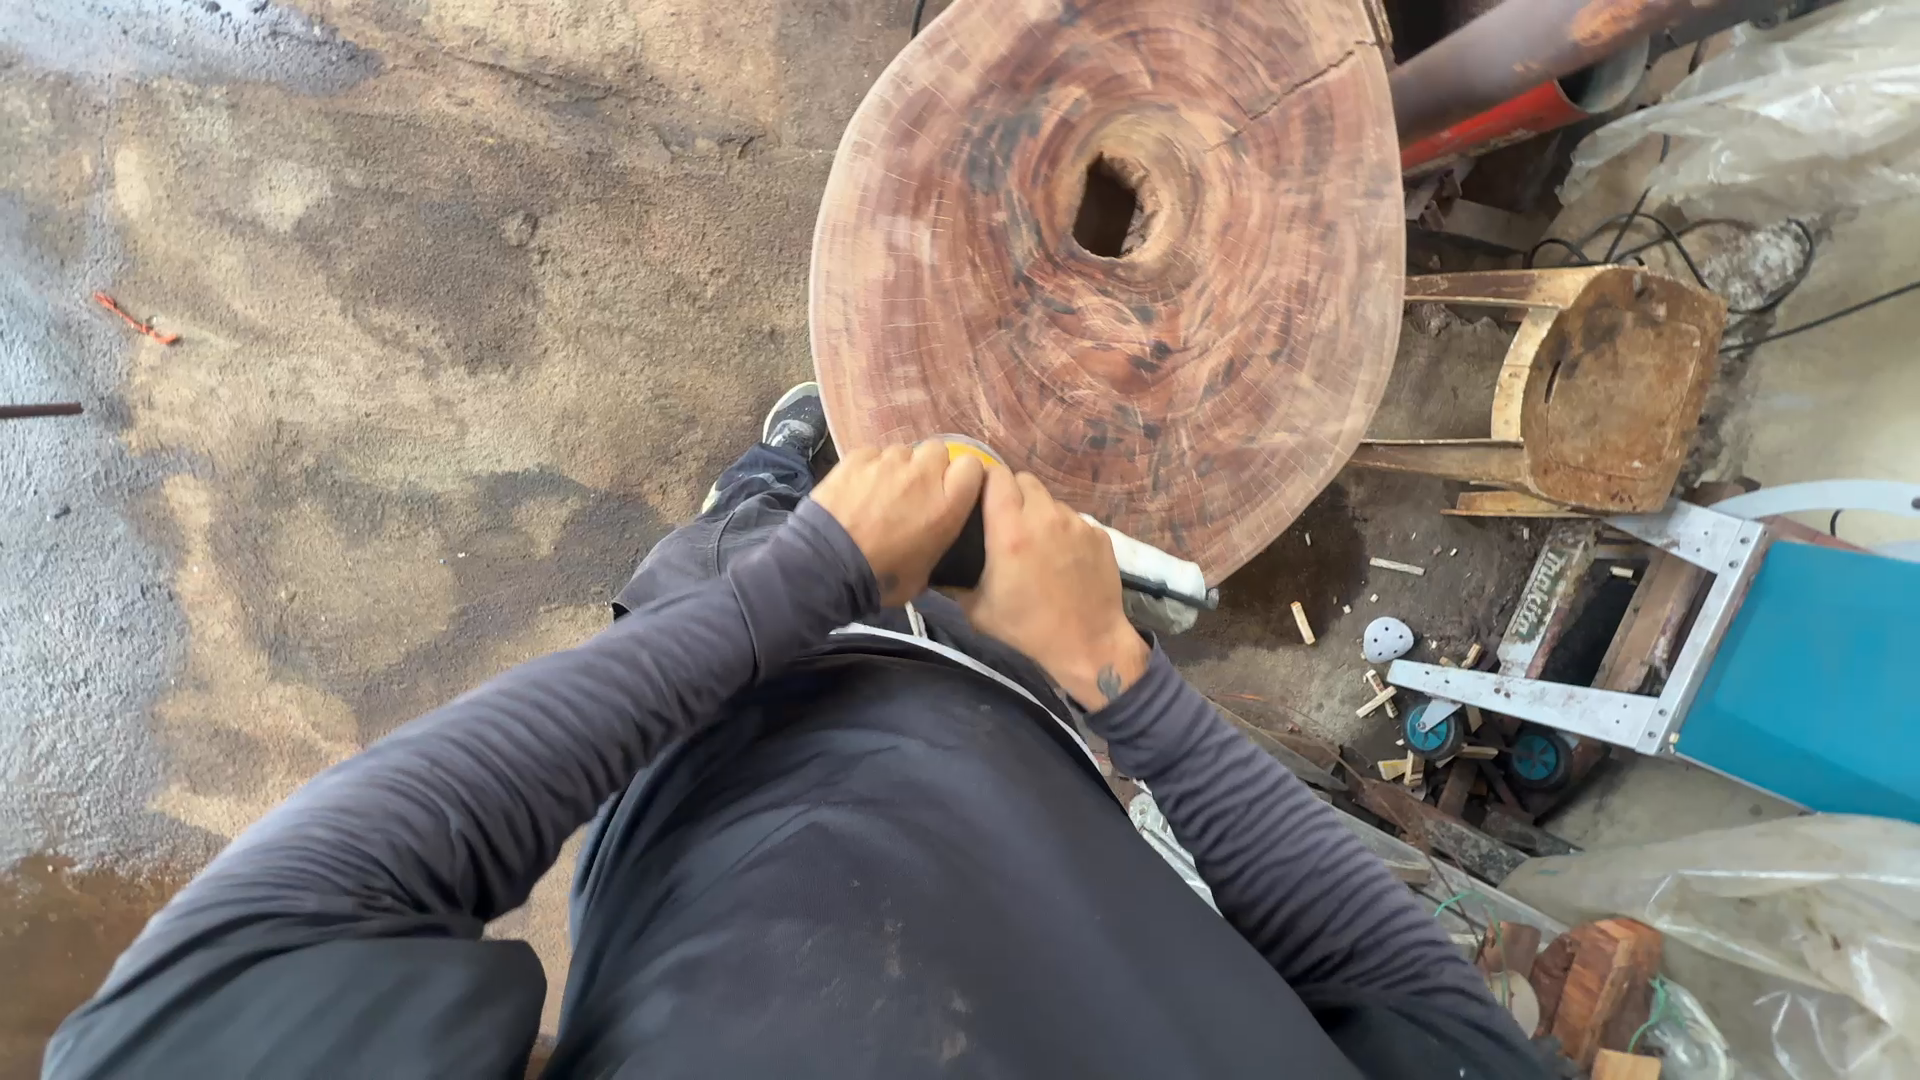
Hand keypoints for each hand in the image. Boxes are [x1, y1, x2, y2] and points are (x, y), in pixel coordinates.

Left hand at [810, 442, 984, 606]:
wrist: (826, 566)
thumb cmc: (881, 578)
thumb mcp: (926, 573)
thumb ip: (939, 543)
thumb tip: (934, 538)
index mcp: (948, 504)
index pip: (973, 466)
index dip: (962, 477)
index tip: (951, 491)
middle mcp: (923, 474)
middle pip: (938, 451)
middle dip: (929, 468)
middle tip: (914, 493)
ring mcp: (888, 461)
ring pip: (903, 452)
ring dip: (898, 469)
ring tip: (880, 493)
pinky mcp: (857, 456)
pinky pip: (873, 454)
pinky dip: (870, 468)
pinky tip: (858, 489)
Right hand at [952, 466, 1148, 706]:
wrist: (1087, 641)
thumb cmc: (1027, 627)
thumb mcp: (978, 610)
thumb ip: (954, 583)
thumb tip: (936, 569)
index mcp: (1010, 530)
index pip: (996, 477)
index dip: (986, 482)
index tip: (981, 498)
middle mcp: (1044, 517)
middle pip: (1024, 480)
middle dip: (1013, 494)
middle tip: (1007, 521)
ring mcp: (1076, 523)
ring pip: (1051, 500)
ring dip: (1039, 513)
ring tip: (1037, 543)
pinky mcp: (1098, 534)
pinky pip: (1074, 520)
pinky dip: (1065, 531)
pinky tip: (1063, 558)